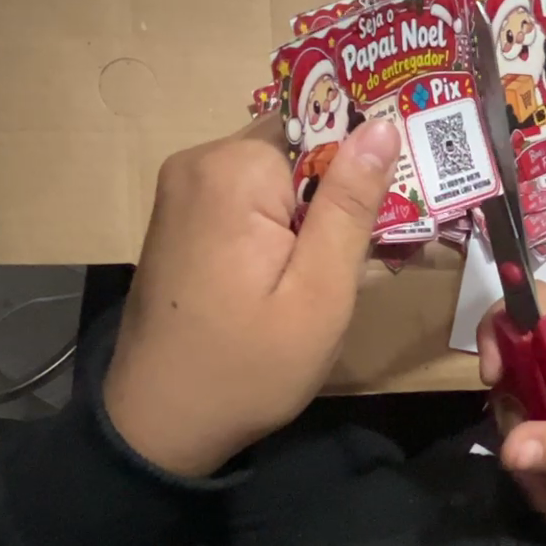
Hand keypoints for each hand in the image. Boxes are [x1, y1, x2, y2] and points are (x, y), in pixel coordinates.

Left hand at [103, 116, 400, 475]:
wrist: (161, 422)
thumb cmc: (250, 367)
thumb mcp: (320, 293)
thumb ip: (350, 206)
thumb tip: (383, 123)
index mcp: (233, 171)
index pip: (324, 135)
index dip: (356, 181)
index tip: (372, 233)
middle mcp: (197, 162)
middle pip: (296, 154)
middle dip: (330, 203)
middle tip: (346, 268)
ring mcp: (179, 191)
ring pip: (273, 180)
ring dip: (304, 221)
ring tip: (313, 282)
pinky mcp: (176, 219)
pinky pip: (244, 201)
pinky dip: (274, 231)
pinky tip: (278, 281)